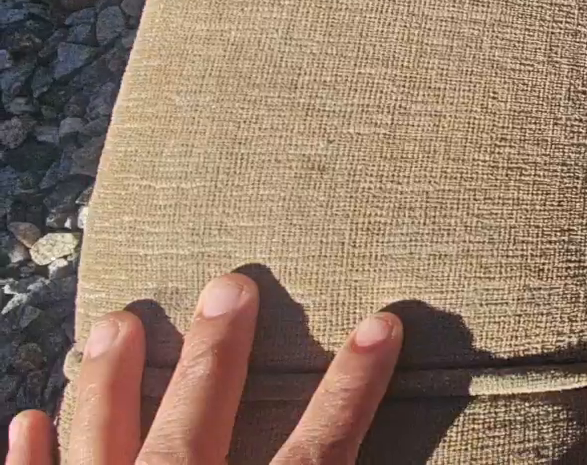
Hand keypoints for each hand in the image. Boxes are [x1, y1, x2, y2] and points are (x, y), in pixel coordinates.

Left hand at [5, 273, 402, 464]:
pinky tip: (26, 419)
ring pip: (100, 450)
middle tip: (225, 286)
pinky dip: (27, 461)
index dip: (355, 381)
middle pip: (194, 428)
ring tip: (112, 323)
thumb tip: (401, 451)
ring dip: (107, 386)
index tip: (383, 322)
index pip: (322, 442)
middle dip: (213, 354)